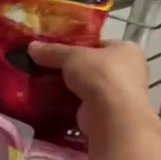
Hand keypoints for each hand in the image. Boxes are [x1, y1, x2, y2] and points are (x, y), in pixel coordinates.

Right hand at [27, 40, 156, 138]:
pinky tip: (52, 100)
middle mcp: (129, 71)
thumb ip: (52, 51)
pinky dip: (71, 102)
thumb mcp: (71, 56)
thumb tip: (31, 46)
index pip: (99, 44)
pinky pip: (86, 103)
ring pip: (89, 85)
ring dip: (71, 86)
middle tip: (47, 66)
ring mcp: (121, 94)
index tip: (57, 49)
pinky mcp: (110, 113)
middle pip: (93, 65)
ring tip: (45, 83)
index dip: (78, 45)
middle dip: (72, 67)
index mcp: (127, 50)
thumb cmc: (100, 75)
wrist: (112, 116)